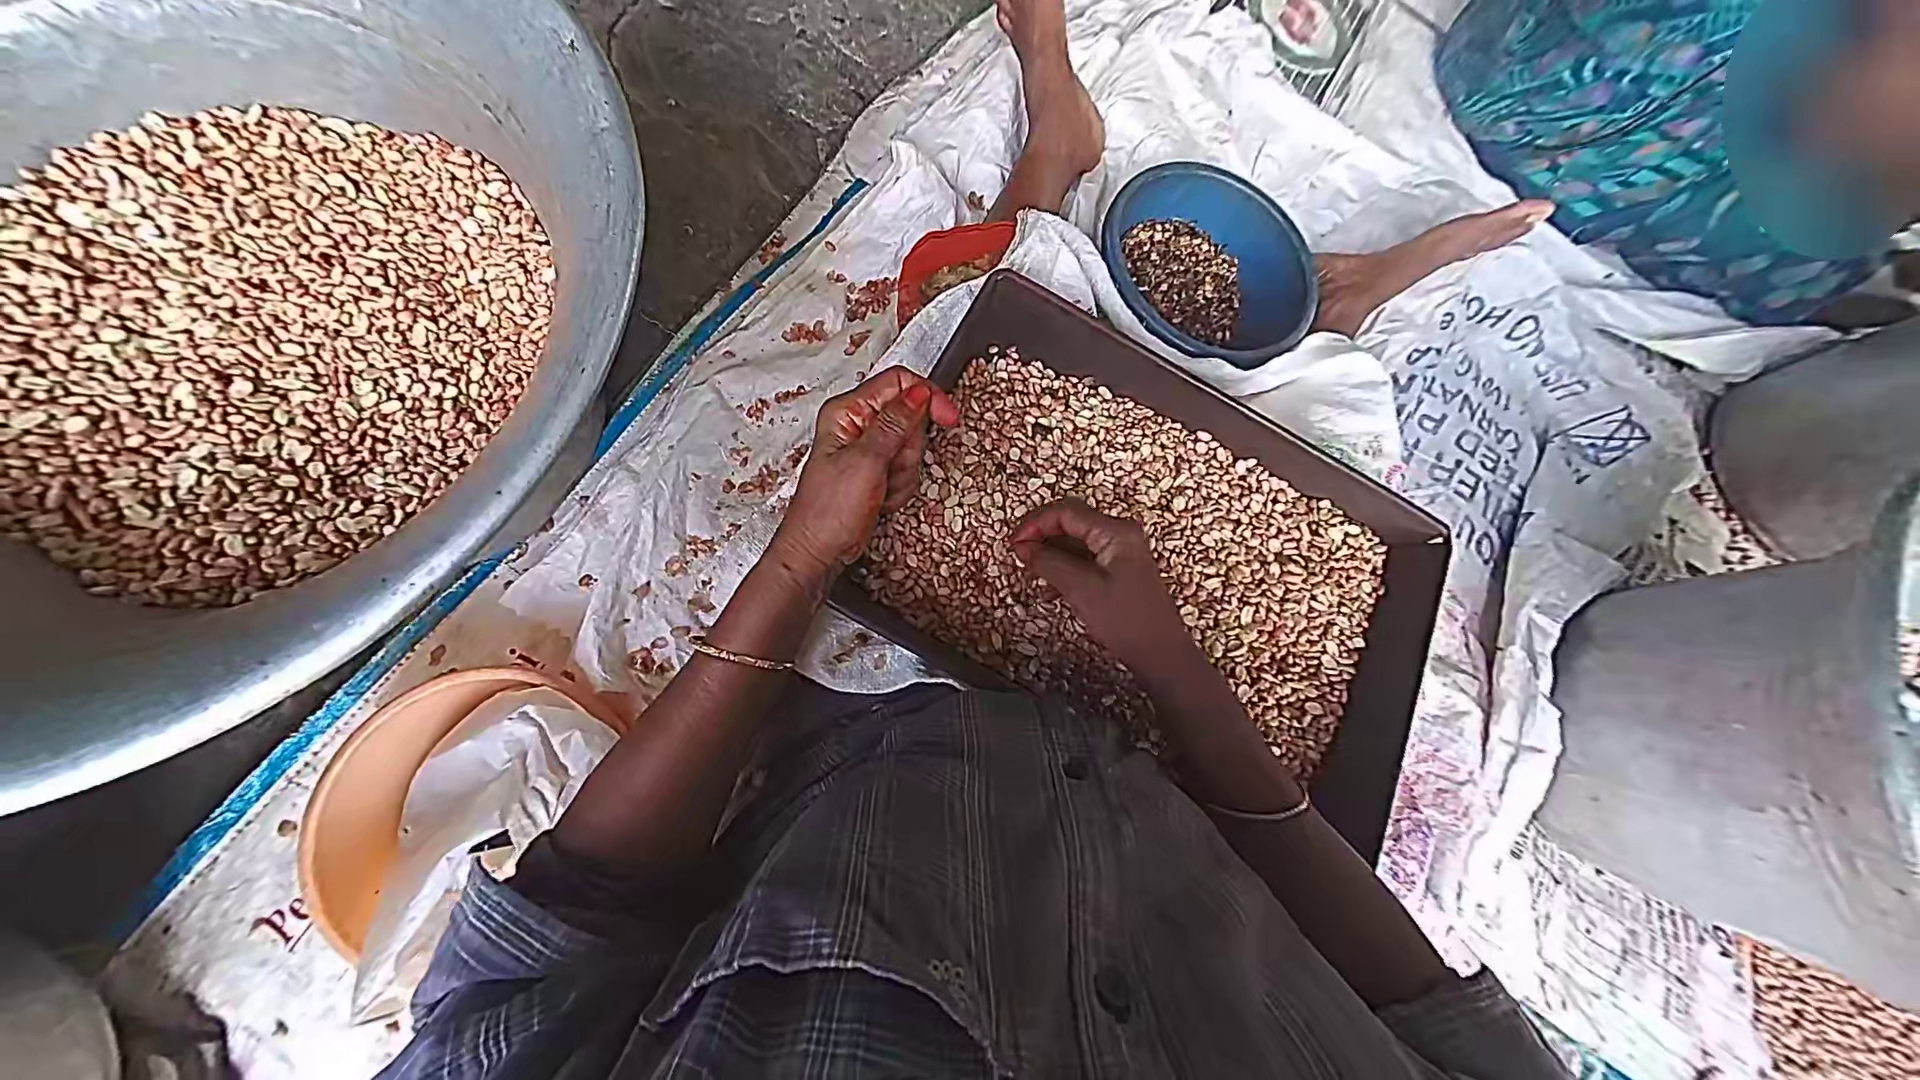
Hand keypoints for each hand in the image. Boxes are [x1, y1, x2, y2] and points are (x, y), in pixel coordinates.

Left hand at [773, 367, 960, 579]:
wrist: (820, 550)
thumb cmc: (827, 511)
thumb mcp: (865, 461)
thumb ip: (895, 424)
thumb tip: (919, 393)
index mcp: (847, 411)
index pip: (899, 383)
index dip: (927, 398)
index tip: (946, 417)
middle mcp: (857, 426)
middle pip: (911, 418)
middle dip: (908, 450)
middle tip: (888, 467)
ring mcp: (869, 450)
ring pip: (912, 448)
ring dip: (903, 473)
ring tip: (880, 487)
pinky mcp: (878, 471)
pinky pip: (907, 470)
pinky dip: (900, 487)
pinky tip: (881, 497)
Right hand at [1007, 499, 1195, 676]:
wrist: (1160, 653)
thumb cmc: (1127, 621)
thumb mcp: (1080, 588)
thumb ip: (1048, 562)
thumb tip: (1023, 548)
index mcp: (1115, 531)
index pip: (1065, 511)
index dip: (1034, 524)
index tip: (1015, 543)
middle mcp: (1120, 534)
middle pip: (1070, 521)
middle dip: (1041, 535)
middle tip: (1019, 553)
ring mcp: (1120, 551)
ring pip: (1074, 540)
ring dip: (1050, 553)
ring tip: (1032, 571)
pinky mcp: (1118, 569)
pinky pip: (1083, 557)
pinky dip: (1063, 567)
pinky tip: (1050, 587)